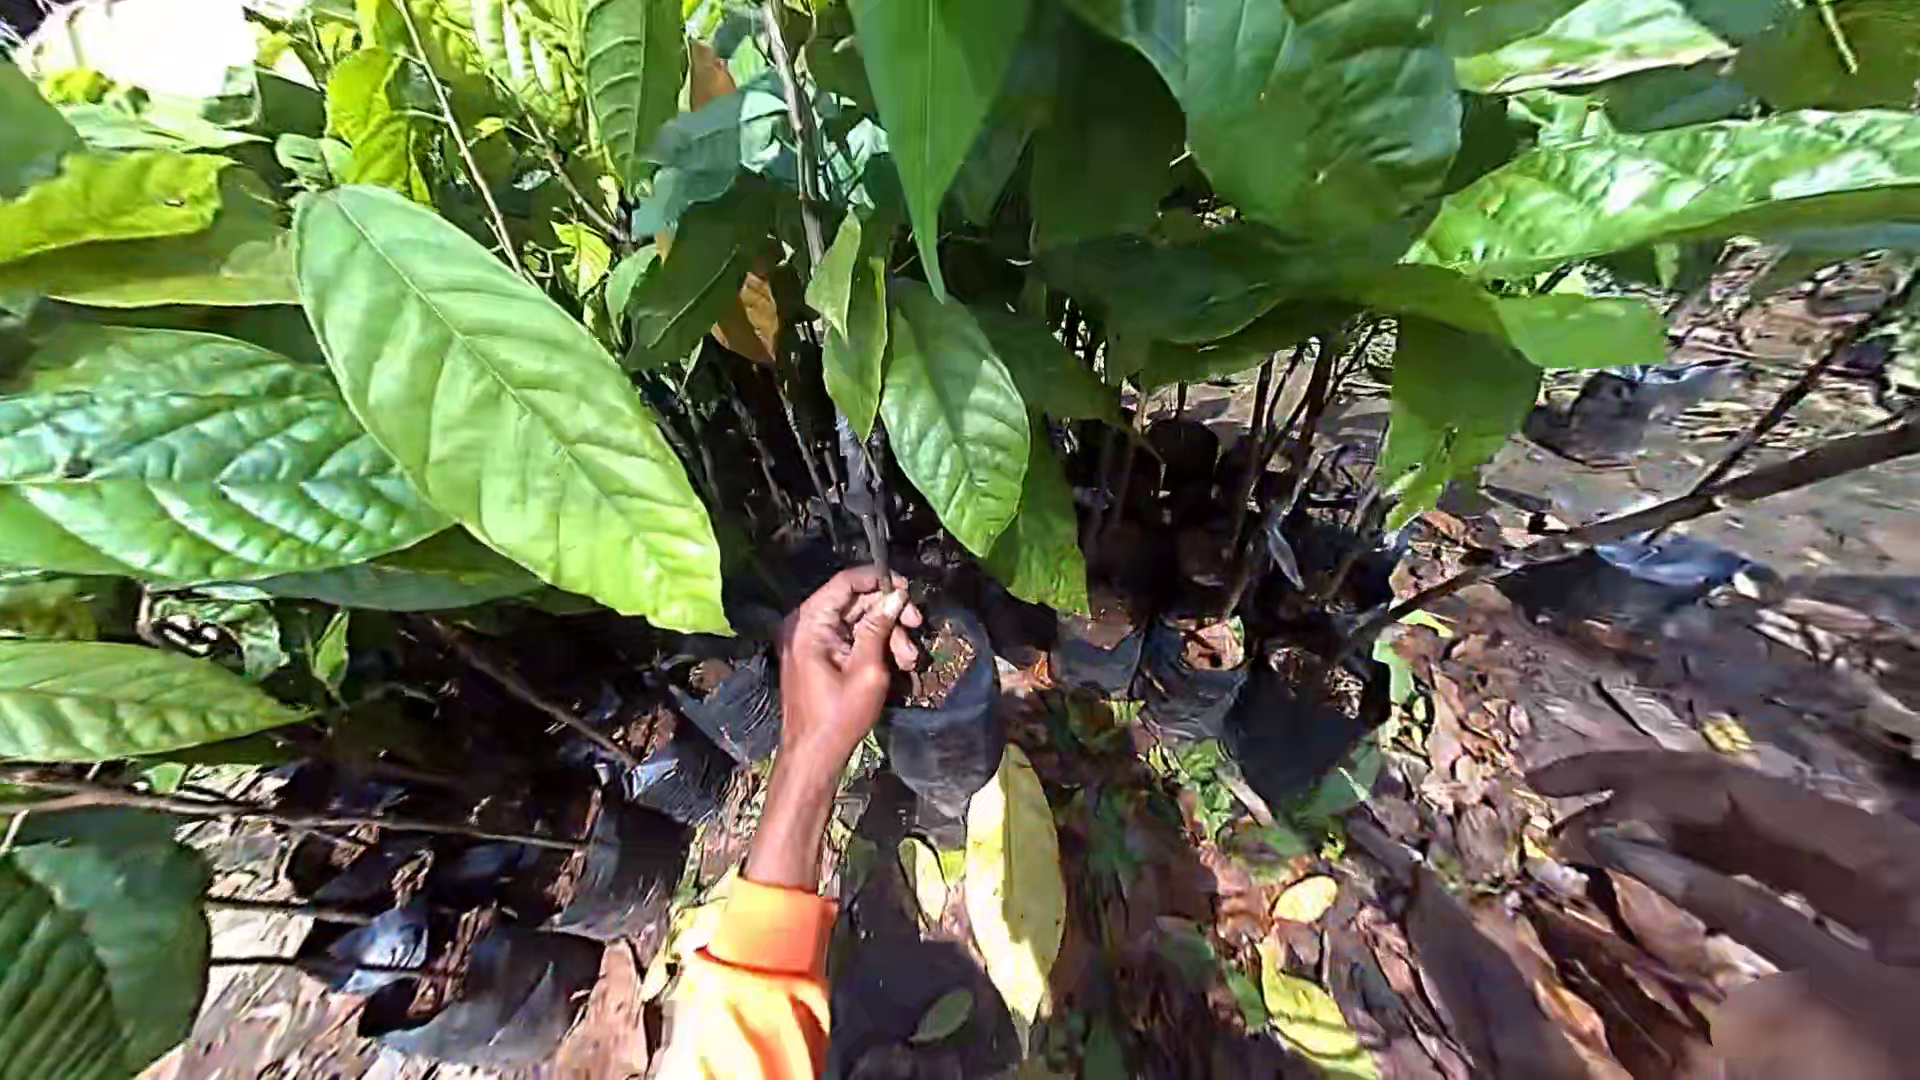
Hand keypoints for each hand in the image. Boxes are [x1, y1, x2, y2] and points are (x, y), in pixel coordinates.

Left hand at [777, 565, 921, 770]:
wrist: (814, 755)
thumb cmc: (838, 716)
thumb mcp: (866, 669)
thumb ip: (879, 627)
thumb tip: (896, 595)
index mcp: (809, 623)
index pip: (845, 582)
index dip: (878, 580)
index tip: (907, 590)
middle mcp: (806, 623)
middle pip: (855, 600)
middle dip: (889, 612)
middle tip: (916, 625)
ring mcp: (812, 638)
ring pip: (858, 619)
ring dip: (888, 632)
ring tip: (909, 659)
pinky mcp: (820, 651)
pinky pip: (852, 635)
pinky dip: (876, 644)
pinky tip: (897, 662)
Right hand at [1530, 751, 1919, 1078]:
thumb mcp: (1854, 991)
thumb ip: (1736, 911)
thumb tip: (1616, 848)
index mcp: (1870, 844)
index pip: (1724, 786)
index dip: (1642, 795)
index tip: (1582, 826)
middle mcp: (1848, 834)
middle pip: (1713, 781)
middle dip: (1621, 778)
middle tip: (1540, 783)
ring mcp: (1843, 861)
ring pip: (1719, 812)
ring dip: (1641, 814)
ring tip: (1577, 830)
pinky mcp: (1838, 890)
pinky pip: (1742, 849)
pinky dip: (1680, 846)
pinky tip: (1637, 854)